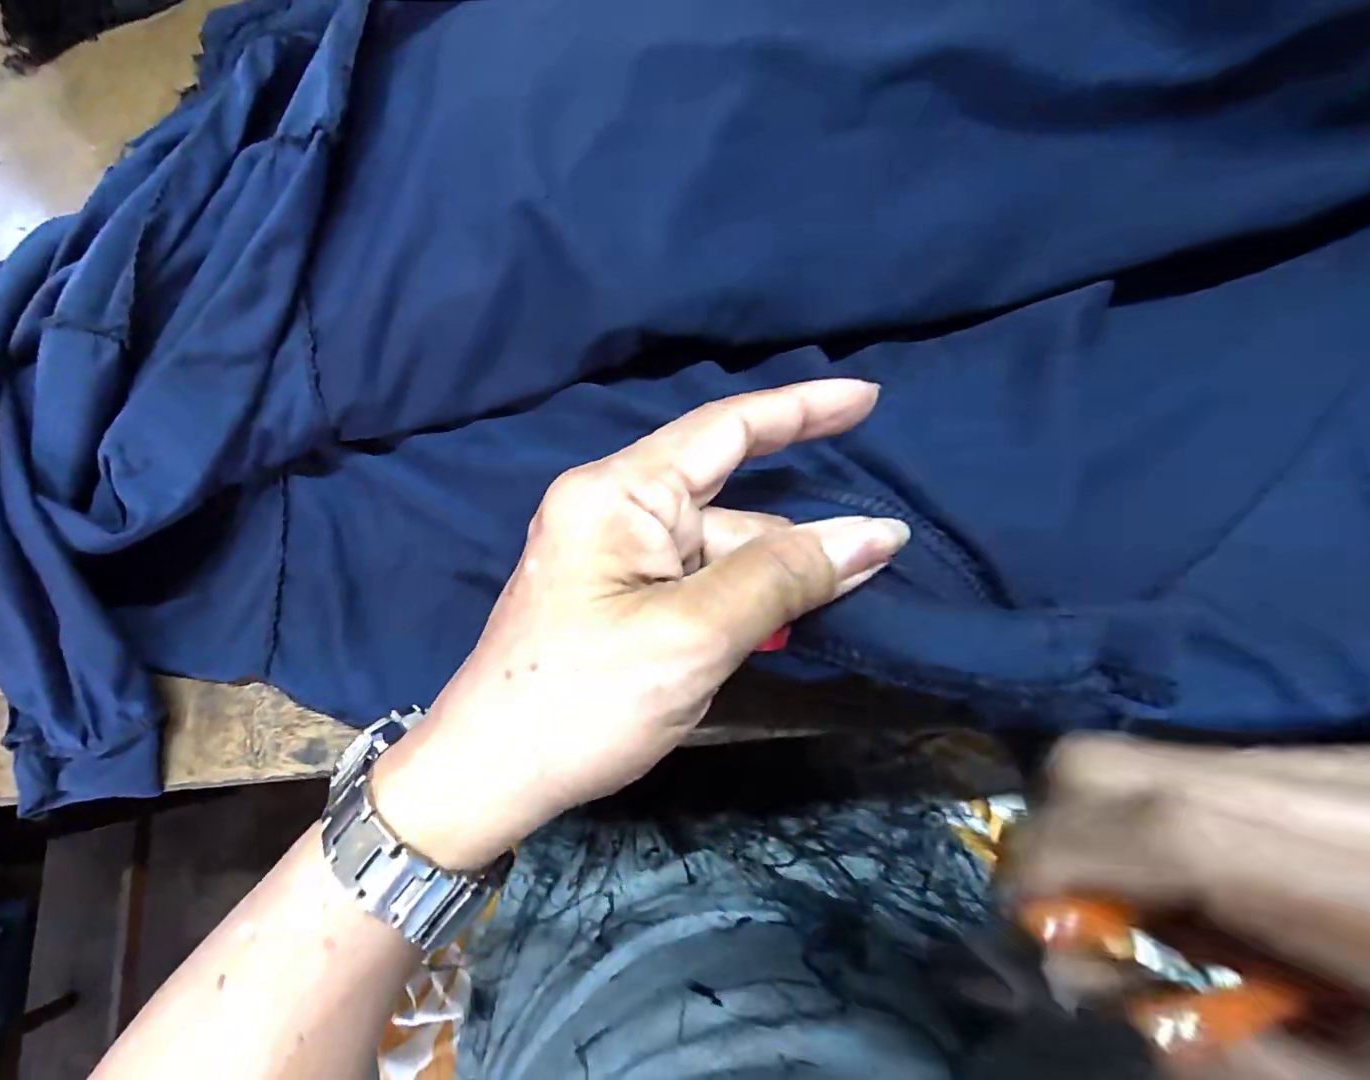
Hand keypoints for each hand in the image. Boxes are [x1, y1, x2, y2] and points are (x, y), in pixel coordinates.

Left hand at [371, 380, 908, 869]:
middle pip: (727, 504)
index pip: (723, 429)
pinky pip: (692, 581)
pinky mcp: (612, 596)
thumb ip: (782, 577)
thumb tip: (875, 533)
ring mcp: (608, 555)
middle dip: (794, 538)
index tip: (868, 396)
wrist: (492, 770)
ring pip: (715, 550)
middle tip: (877, 561)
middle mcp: (610, 509)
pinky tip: (775, 628)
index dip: (800, 408)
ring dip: (769, 580)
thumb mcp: (694, 635)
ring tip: (826, 613)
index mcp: (617, 493)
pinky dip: (737, 601)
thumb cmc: (584, 699)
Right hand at [1010, 736, 1369, 1077]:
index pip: (1158, 826)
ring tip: (1158, 911)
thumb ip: (1247, 1058)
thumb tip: (1099, 992)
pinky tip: (1236, 889)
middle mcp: (1360, 792)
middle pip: (1108, 763)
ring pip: (1141, 757)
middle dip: (1054, 837)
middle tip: (1077, 917)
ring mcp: (1365, 761)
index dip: (1055, 867)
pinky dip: (1168, 821)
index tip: (1025, 927)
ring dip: (1104, 830)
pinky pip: (1206, 770)